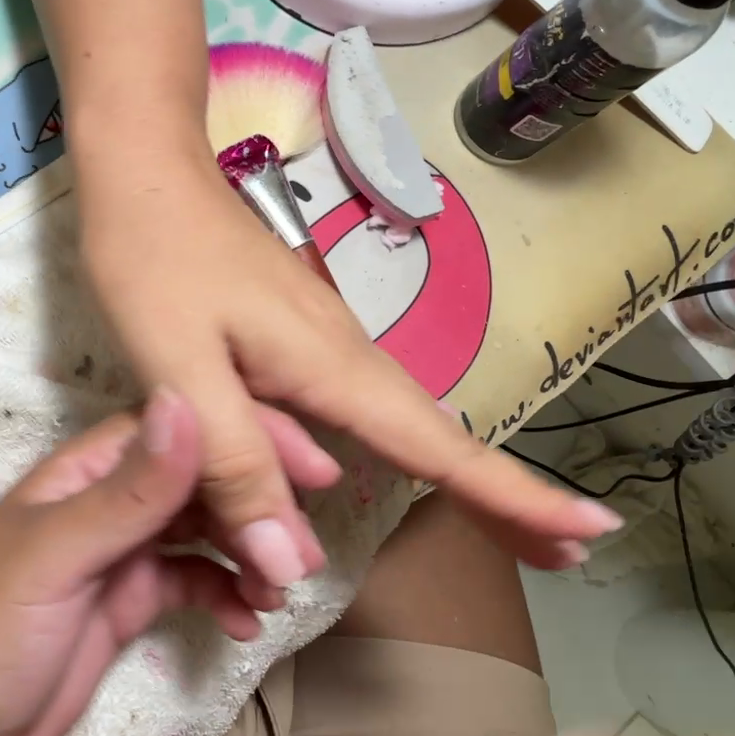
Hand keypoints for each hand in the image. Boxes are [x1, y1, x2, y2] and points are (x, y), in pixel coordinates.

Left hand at [0, 388, 337, 735]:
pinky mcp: (125, 603)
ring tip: (280, 589)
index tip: (311, 466)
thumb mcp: (56, 558)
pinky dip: (223, 593)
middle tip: (305, 548)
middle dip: (253, 506)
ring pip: (199, 532)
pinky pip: (189, 582)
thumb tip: (187, 398)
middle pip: (194, 481)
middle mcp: (103, 503)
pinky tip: (245, 623)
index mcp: (81, 473)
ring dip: (245, 553)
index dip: (241, 436)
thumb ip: (128, 490)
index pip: (174, 429)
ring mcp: (116, 555)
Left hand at [77, 142, 619, 582]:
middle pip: (433, 436)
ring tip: (497, 526)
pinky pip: (344, 407)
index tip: (589, 527)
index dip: (509, 494)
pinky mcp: (290, 336)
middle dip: (500, 496)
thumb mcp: (179, 369)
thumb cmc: (153, 262)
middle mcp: (341, 355)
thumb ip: (235, 462)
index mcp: (328, 367)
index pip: (435, 445)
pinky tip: (358, 472)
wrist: (144, 171)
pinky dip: (374, 446)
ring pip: (389, 423)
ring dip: (447, 476)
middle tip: (563, 551)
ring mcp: (319, 341)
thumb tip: (293, 564)